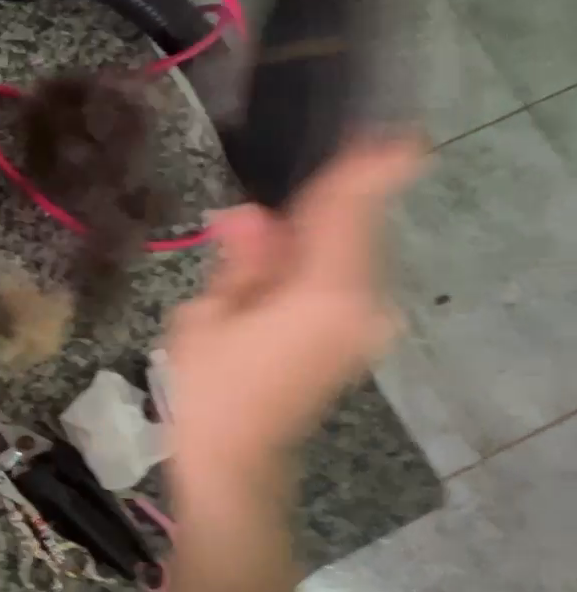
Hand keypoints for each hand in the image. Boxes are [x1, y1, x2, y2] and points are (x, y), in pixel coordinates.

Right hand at [165, 133, 425, 491]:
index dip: (367, 171)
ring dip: (311, 241)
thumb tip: (246, 215)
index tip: (388, 133)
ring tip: (249, 257)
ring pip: (349, 257)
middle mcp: (364, 304)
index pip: (350, 215)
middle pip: (352, 233)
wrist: (237, 458)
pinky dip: (315, 267)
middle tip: (250, 219)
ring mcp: (369, 324)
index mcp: (323, 294)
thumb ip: (239, 262)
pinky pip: (344, 282)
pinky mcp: (359, 338)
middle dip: (314, 212)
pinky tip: (270, 283)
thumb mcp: (204, 319)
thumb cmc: (208, 388)